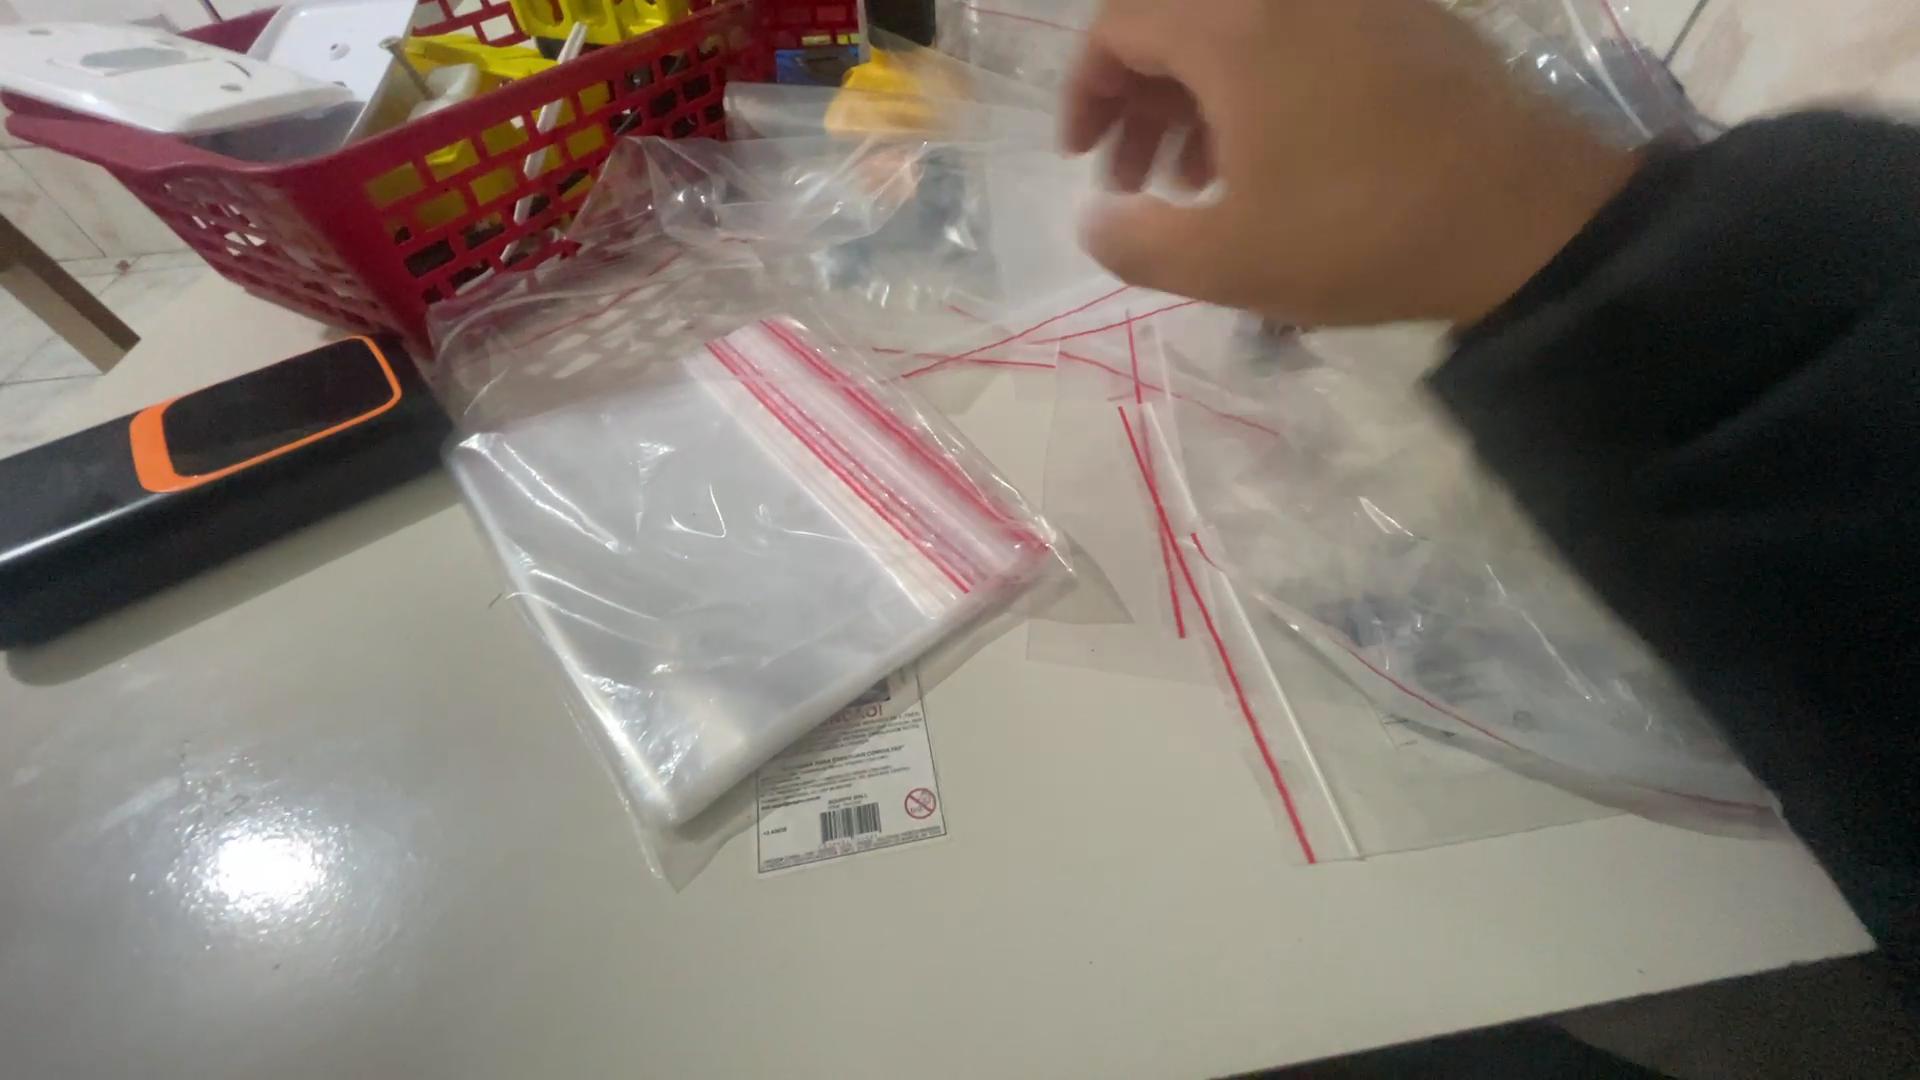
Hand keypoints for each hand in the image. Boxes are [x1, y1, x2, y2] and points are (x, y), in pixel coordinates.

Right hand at [1061, 0, 1641, 325]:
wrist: (1521, 220)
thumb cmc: (1353, 237)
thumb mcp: (1221, 262)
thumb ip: (1132, 242)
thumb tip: (1091, 221)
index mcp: (1237, 29)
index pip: (1122, 23)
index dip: (1085, 92)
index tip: (1080, 158)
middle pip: (1176, 23)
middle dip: (1133, 104)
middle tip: (1125, 182)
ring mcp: (1348, 2)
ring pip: (1232, 36)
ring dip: (1188, 106)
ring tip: (1181, 187)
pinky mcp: (1391, 24)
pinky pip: (1290, 41)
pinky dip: (1247, 95)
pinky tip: (1250, 167)